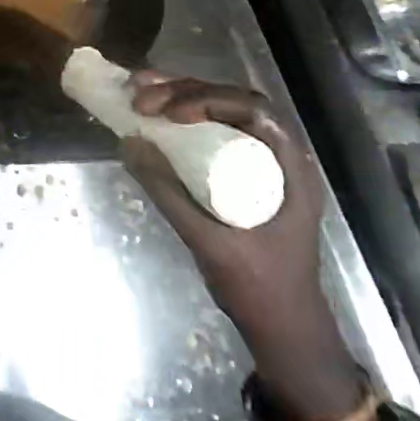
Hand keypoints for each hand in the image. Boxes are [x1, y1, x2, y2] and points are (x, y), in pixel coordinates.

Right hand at [122, 74, 366, 420]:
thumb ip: (169, 194)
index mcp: (290, 167)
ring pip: (217, 110)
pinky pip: (209, 130)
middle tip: (140, 98)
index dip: (210, 100)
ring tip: (136, 94)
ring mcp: (258, 160)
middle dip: (183, 92)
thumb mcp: (210, 243)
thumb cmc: (258, 287)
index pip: (253, 110)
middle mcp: (278, 154)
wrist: (282, 329)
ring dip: (177, 96)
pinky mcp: (237, 169)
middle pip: (231, 101)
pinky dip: (178, 115)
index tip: (171, 113)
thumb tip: (129, 143)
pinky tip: (150, 114)